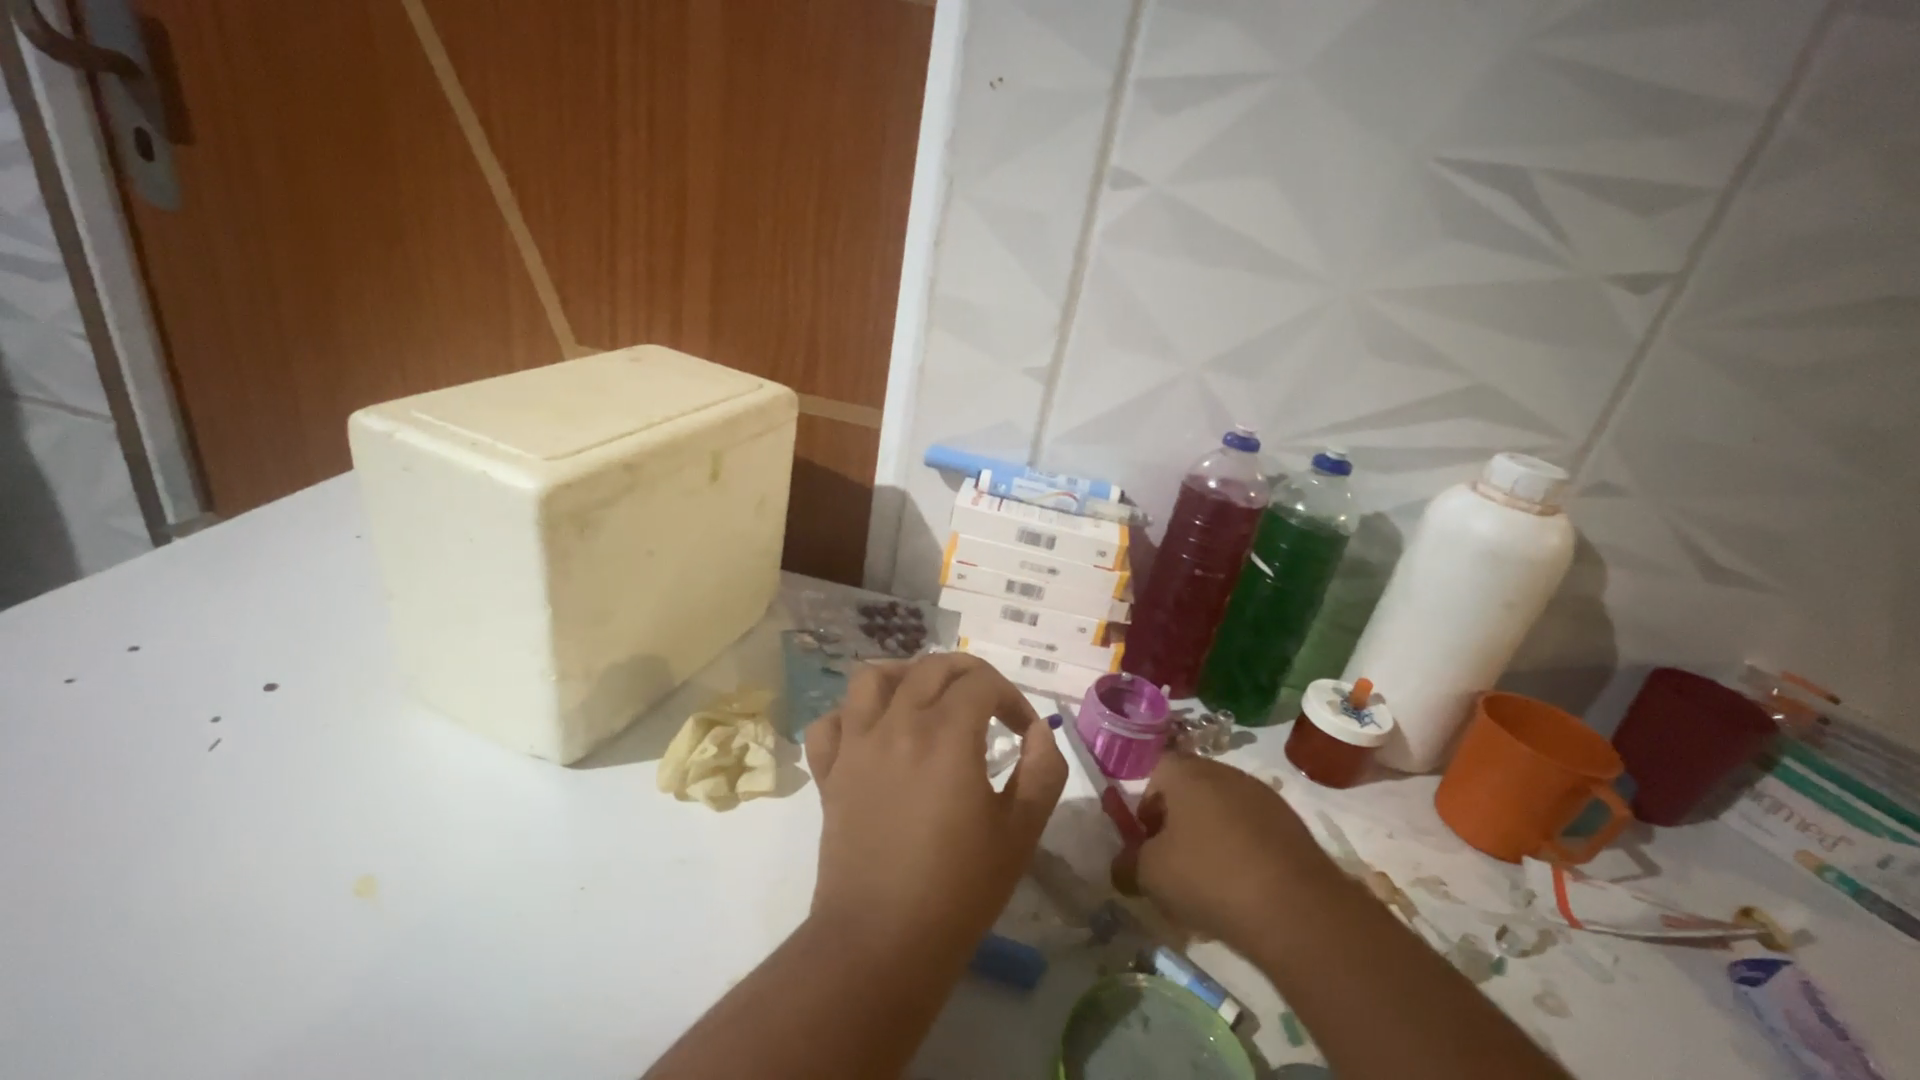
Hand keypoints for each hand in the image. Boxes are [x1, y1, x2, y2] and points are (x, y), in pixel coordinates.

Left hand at [803, 653, 1066, 952]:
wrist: (882, 939)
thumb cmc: (960, 889)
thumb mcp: (1022, 832)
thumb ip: (1042, 771)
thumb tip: (1037, 731)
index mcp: (947, 735)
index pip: (982, 683)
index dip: (1012, 698)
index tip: (1024, 731)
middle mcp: (897, 726)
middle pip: (930, 667)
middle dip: (967, 674)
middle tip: (988, 703)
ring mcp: (856, 747)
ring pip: (872, 678)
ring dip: (905, 675)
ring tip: (927, 697)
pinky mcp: (829, 774)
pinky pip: (831, 722)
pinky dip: (851, 715)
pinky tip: (874, 733)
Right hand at [1115, 754, 1342, 948]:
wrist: (1294, 909)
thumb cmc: (1208, 878)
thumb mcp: (1149, 875)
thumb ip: (1127, 864)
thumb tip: (1123, 865)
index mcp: (1188, 774)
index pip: (1158, 773)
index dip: (1147, 807)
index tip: (1148, 843)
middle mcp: (1228, 774)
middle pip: (1193, 792)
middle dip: (1179, 825)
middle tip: (1174, 866)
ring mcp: (1266, 799)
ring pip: (1225, 815)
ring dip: (1212, 841)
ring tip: (1209, 886)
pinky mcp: (1294, 828)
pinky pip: (1255, 835)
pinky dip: (1243, 856)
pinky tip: (1242, 893)